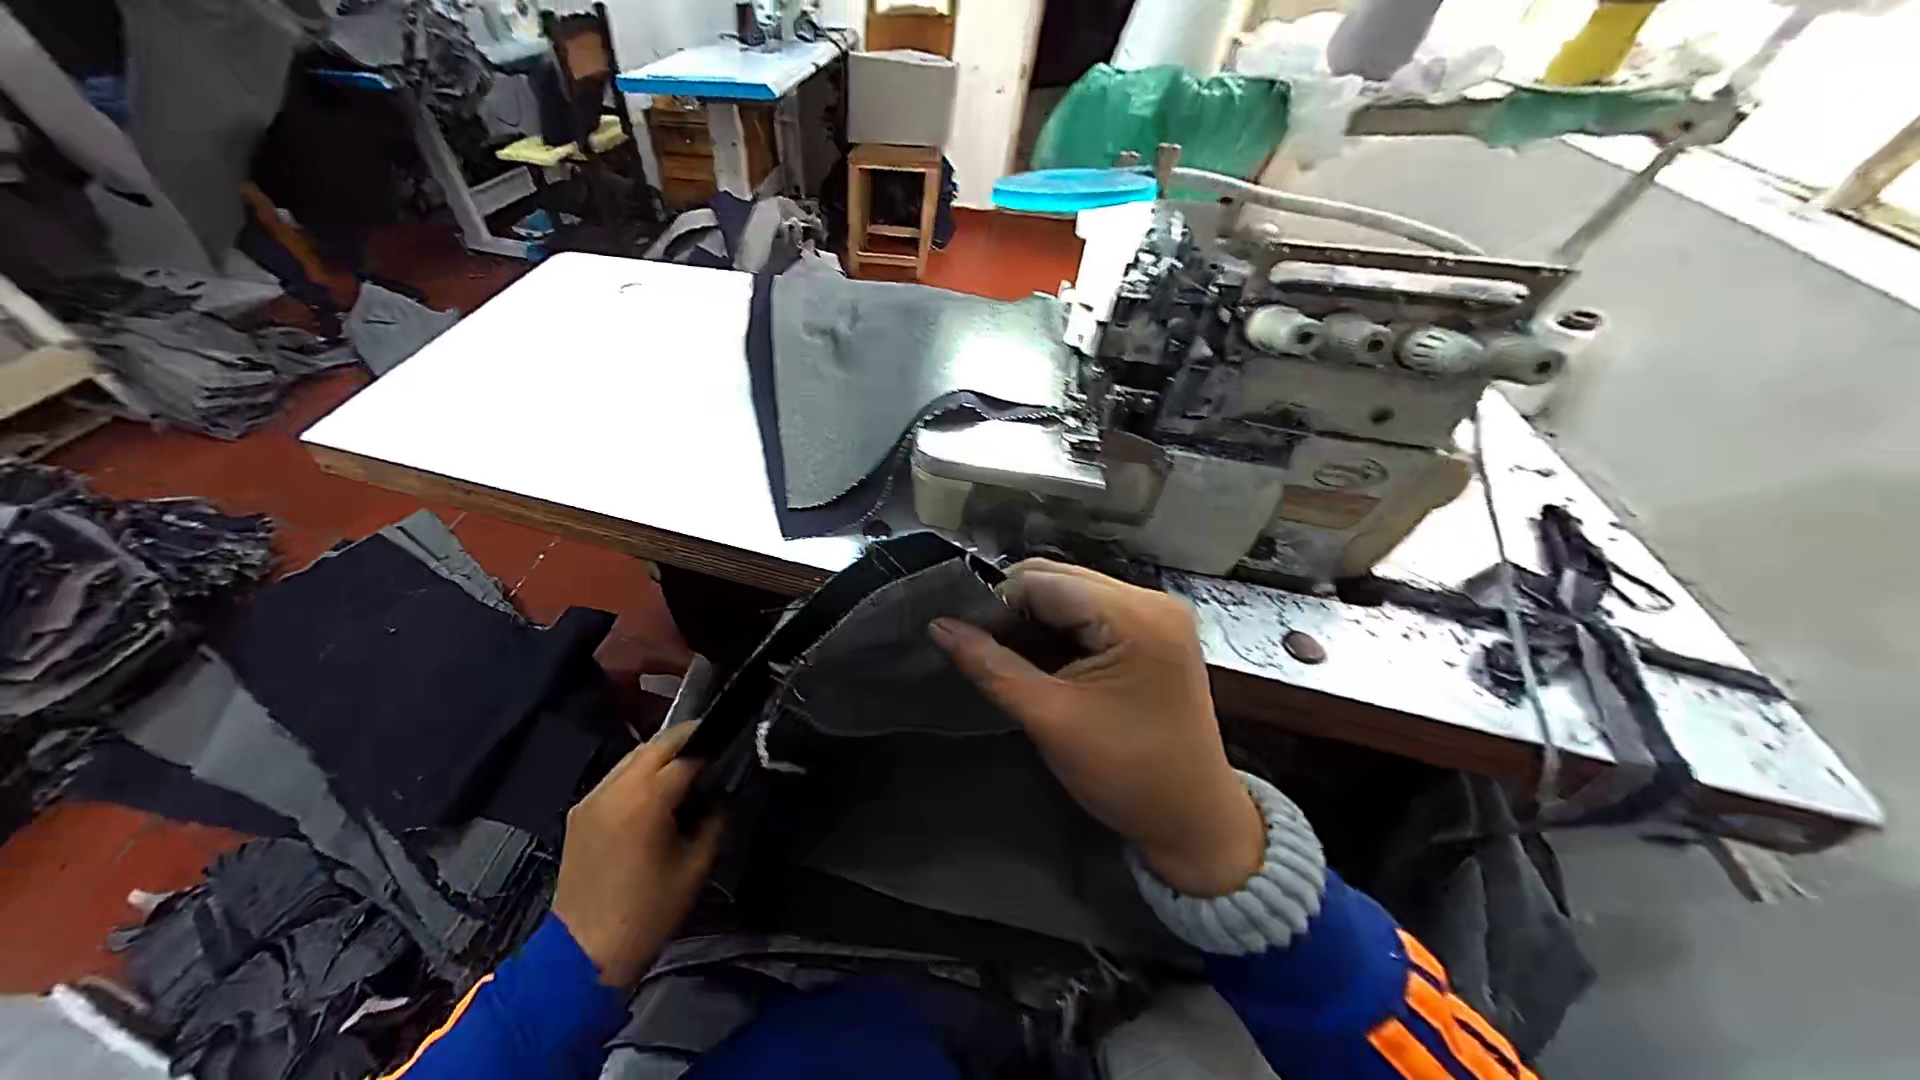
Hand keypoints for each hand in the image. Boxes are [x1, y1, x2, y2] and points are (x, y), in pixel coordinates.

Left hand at [552, 722, 721, 987]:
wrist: (583, 954)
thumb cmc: (647, 912)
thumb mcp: (697, 864)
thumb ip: (714, 819)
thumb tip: (718, 796)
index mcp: (646, 799)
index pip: (686, 754)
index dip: (711, 748)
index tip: (729, 748)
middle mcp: (615, 789)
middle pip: (657, 744)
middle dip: (687, 740)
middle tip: (712, 746)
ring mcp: (592, 799)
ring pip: (633, 755)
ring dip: (661, 754)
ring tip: (685, 768)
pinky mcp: (580, 812)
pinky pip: (616, 776)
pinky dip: (639, 772)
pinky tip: (654, 792)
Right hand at [930, 559, 1264, 897]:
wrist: (1194, 821)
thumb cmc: (1128, 775)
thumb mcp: (1051, 719)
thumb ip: (992, 666)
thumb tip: (939, 626)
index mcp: (1137, 616)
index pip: (1046, 581)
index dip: (996, 600)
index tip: (960, 630)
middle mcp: (1153, 600)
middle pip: (1062, 580)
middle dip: (1014, 606)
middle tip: (978, 642)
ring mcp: (1158, 615)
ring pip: (1074, 593)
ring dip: (1035, 617)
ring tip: (1002, 649)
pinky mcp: (1155, 633)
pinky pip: (1093, 612)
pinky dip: (1060, 628)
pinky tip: (1037, 653)